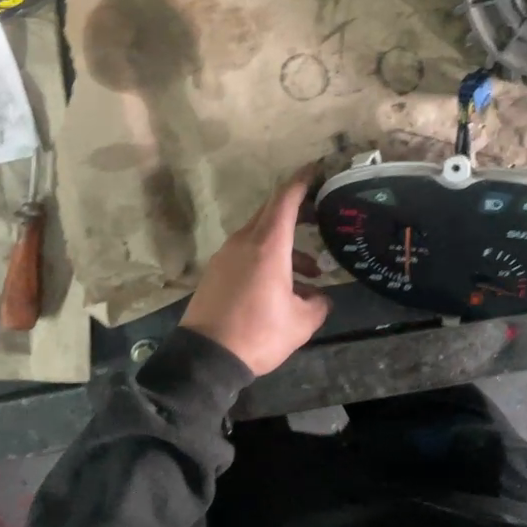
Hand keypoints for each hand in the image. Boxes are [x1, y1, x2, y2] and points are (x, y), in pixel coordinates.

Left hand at [181, 176, 330, 375]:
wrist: (206, 357)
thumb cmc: (258, 333)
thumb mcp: (301, 323)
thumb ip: (318, 304)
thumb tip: (320, 297)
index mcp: (268, 245)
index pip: (286, 198)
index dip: (302, 180)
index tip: (317, 168)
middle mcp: (244, 241)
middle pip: (272, 212)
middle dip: (297, 210)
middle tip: (320, 214)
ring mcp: (226, 255)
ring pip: (261, 236)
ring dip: (287, 247)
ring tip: (311, 273)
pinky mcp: (216, 271)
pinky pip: (248, 254)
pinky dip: (269, 259)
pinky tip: (283, 288)